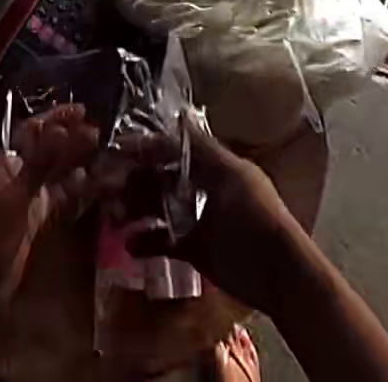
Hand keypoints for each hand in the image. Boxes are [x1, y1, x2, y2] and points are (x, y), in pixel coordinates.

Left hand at [0, 104, 100, 312]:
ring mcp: (35, 199)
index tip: (82, 111)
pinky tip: (106, 186)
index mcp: (5, 166)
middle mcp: (20, 177)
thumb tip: (62, 128)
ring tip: (109, 160)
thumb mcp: (11, 201)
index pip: (32, 132)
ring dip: (86, 163)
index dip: (56, 118)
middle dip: (76, 140)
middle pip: (52, 149)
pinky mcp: (48, 221)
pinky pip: (72, 195)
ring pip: (65, 171)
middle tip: (100, 136)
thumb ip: (38, 164)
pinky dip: (88, 188)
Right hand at [129, 113, 306, 314]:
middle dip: (139, 180)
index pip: (179, 149)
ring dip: (139, 211)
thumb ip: (202, 150)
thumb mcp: (230, 177)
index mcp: (218, 166)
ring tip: (116, 217)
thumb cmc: (255, 217)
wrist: (277, 272)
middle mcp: (207, 187)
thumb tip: (180, 116)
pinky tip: (130, 246)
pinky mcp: (197, 250)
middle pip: (167, 178)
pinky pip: (167, 241)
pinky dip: (148, 242)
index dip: (151, 147)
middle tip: (110, 188)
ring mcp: (202, 219)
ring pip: (163, 208)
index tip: (119, 150)